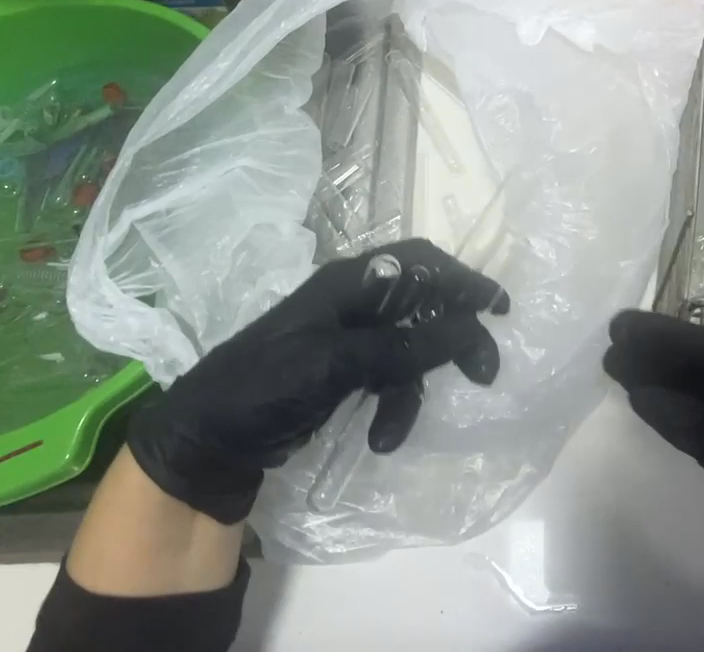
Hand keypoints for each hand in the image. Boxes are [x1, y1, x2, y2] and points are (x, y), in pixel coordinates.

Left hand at [128, 239, 509, 524]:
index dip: (462, 279)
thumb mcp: (337, 363)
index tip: (497, 308)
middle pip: (422, 306)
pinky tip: (381, 440)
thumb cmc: (265, 386)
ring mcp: (349, 339)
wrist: (207, 440)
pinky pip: (388, 379)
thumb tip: (467, 324)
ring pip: (409, 350)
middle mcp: (354, 302)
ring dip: (413, 390)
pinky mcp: (344, 372)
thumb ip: (403, 345)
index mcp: (349, 282)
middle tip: (483, 371)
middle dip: (452, 338)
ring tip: (396, 433)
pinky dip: (392, 407)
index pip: (420, 263)